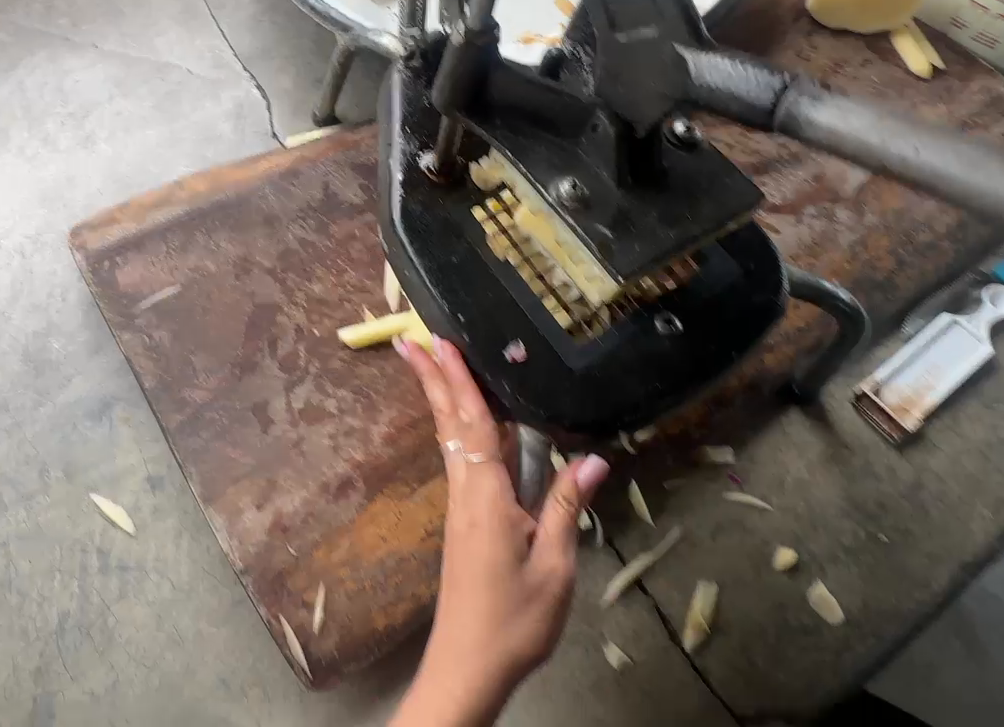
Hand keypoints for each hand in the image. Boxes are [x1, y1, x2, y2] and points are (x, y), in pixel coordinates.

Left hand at [388, 336, 608, 726]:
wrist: (469, 664)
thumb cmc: (514, 618)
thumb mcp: (555, 567)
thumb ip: (568, 508)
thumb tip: (594, 457)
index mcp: (486, 495)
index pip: (474, 423)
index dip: (460, 379)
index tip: (441, 342)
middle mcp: (466, 490)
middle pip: (449, 422)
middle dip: (431, 378)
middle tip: (409, 339)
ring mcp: (460, 505)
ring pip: (450, 439)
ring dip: (441, 398)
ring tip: (430, 365)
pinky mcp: (463, 520)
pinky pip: (460, 459)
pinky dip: (458, 429)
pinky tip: (466, 425)